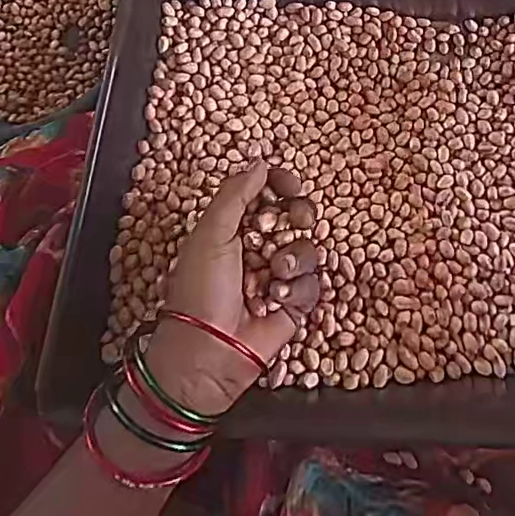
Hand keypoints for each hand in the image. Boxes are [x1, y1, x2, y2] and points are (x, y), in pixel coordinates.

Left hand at [145, 162, 320, 414]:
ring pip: (307, 249)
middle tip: (297, 220)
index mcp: (234, 226)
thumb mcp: (212, 233)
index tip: (290, 186)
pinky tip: (276, 299)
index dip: (280, 185)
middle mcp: (258, 247)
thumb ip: (237, 194)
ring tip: (274, 275)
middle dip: (298, 216)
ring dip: (293, 259)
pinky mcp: (293, 303)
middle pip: (294, 216)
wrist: (207, 352)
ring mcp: (277, 275)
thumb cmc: (201, 290)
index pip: (265, 193)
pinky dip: (297, 289)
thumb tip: (261, 162)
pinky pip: (313, 283)